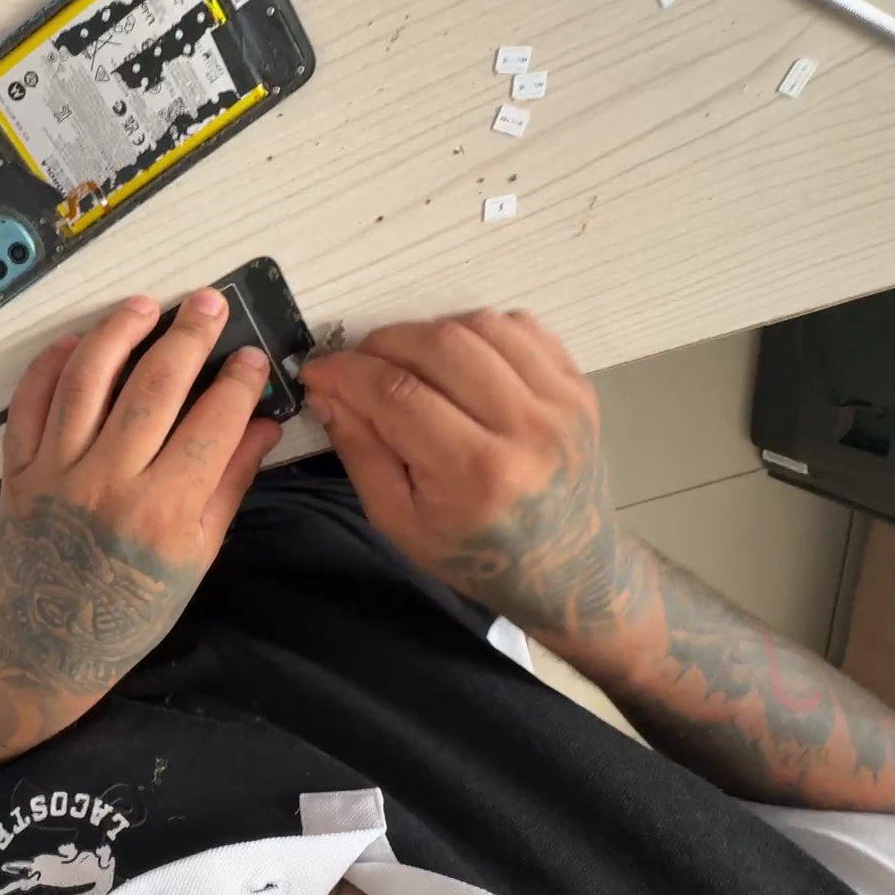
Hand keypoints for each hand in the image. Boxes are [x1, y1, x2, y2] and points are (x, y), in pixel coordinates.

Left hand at [0, 289, 282, 693]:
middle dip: (189, 336)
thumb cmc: (135, 606)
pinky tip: (74, 342)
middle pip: (154, 387)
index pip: (211, 423)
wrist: (55, 639)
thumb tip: (263, 424)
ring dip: (118, 331)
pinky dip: (49, 365)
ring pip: (87, 379)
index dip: (238, 382)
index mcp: (164, 511)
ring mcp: (56, 471)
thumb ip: (230, 484)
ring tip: (144, 305)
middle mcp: (109, 481)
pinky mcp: (19, 470)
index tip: (251, 357)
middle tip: (209, 304)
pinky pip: (28, 403)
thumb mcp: (197, 555)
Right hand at [299, 310, 631, 637]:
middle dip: (381, 344)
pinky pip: (521, 327)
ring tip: (402, 361)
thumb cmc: (468, 551)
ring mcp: (560, 402)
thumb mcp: (394, 517)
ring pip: (479, 326)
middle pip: (439, 346)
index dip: (345, 372)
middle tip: (356, 365)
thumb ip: (358, 450)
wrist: (563, 568)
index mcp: (472, 472)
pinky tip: (453, 359)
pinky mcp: (579, 387)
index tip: (315, 370)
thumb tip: (325, 392)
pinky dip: (475, 329)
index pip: (395, 394)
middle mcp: (524, 428)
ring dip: (425, 332)